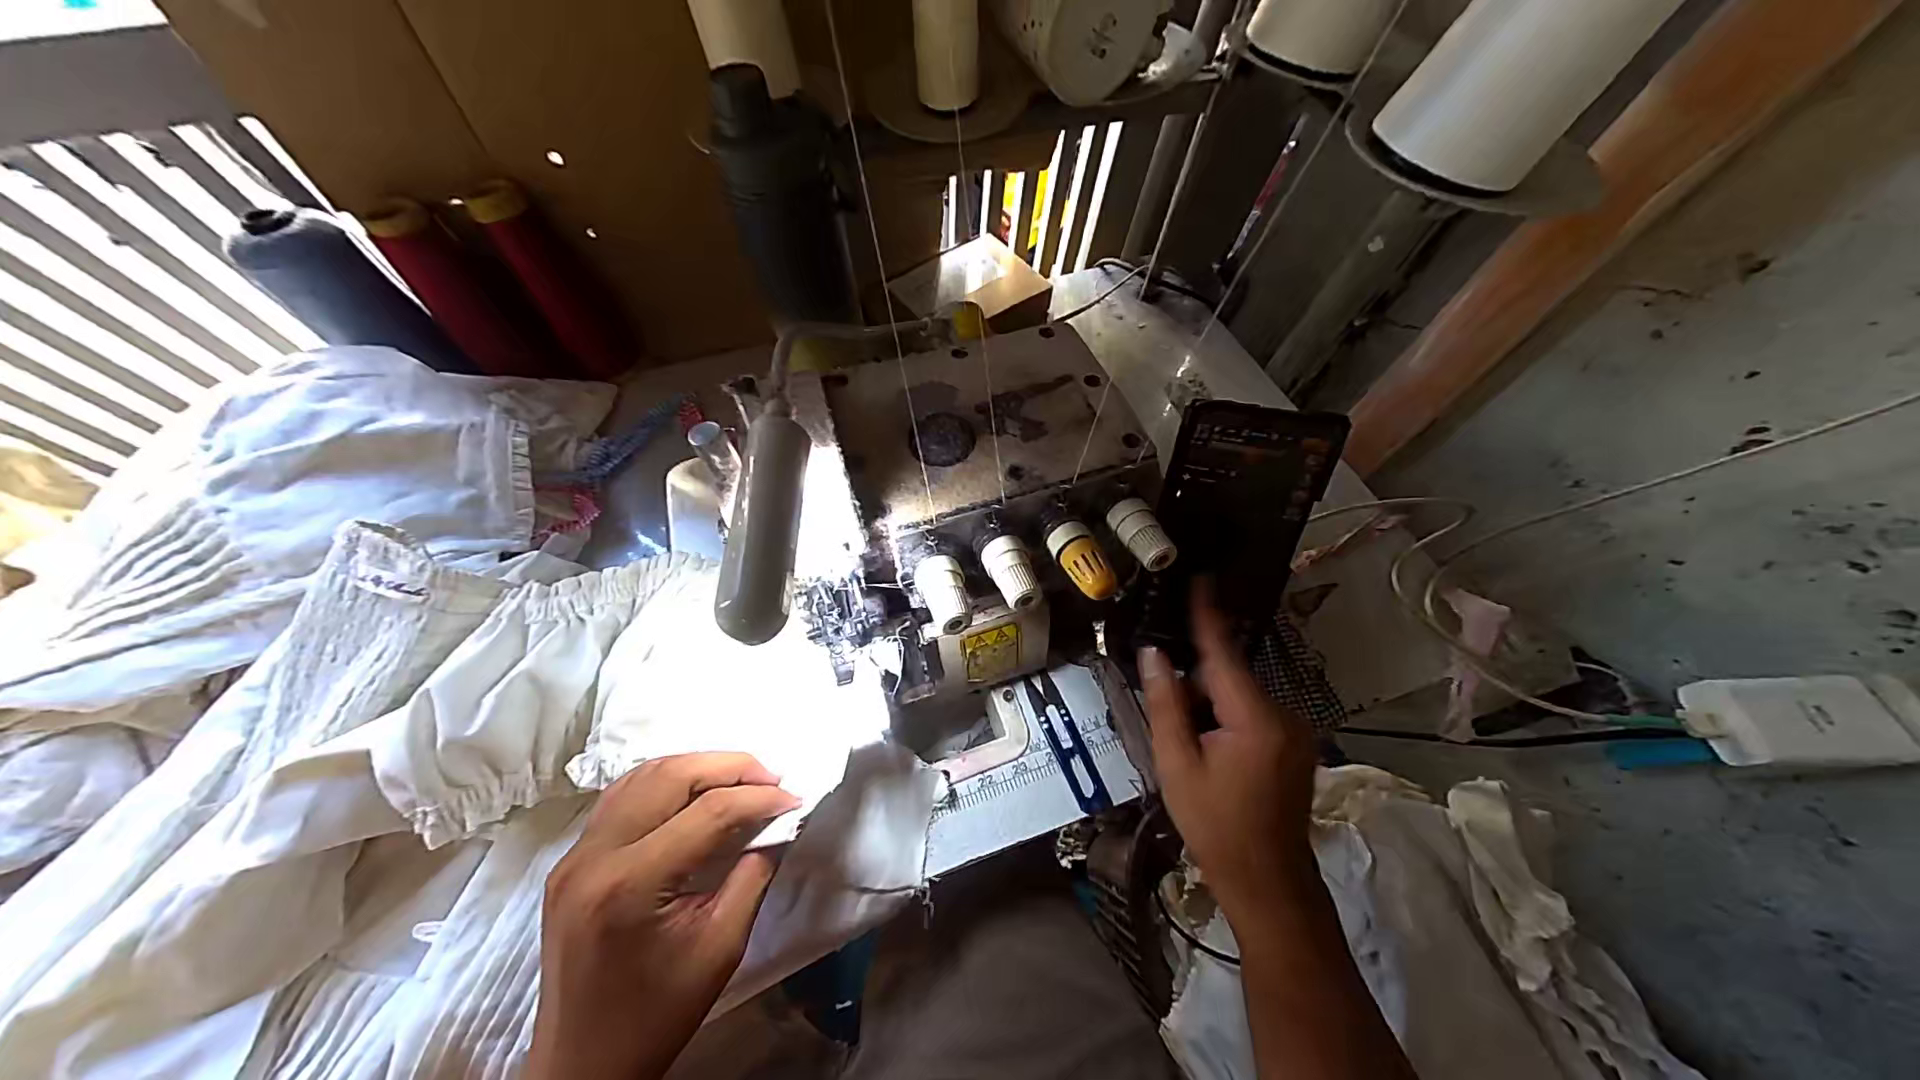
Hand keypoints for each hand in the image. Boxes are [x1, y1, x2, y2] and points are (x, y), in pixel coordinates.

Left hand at [527, 753, 799, 1079]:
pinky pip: (621, 798)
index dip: (758, 798)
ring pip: (642, 776)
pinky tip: (694, 792)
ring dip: (697, 767)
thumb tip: (779, 821)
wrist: (583, 1064)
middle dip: (729, 767)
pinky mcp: (570, 861)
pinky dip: (664, 782)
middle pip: (671, 776)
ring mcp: (574, 856)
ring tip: (740, 780)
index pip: (707, 812)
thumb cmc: (658, 1014)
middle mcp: (593, 857)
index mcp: (630, 885)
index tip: (794, 798)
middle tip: (771, 779)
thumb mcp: (721, 945)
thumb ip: (754, 873)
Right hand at [1137, 582, 1319, 916]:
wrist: (1266, 880)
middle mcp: (1284, 716)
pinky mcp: (1295, 745)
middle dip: (1196, 687)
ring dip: (1210, 706)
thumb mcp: (1176, 764)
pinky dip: (1227, 719)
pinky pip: (1253, 714)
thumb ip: (1165, 704)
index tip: (1201, 578)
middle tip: (1172, 724)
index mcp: (1255, 718)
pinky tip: (1211, 751)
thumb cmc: (1215, 824)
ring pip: (1239, 696)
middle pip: (1229, 677)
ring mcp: (1295, 731)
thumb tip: (1153, 655)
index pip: (1224, 653)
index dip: (1209, 614)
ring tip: (1191, 748)